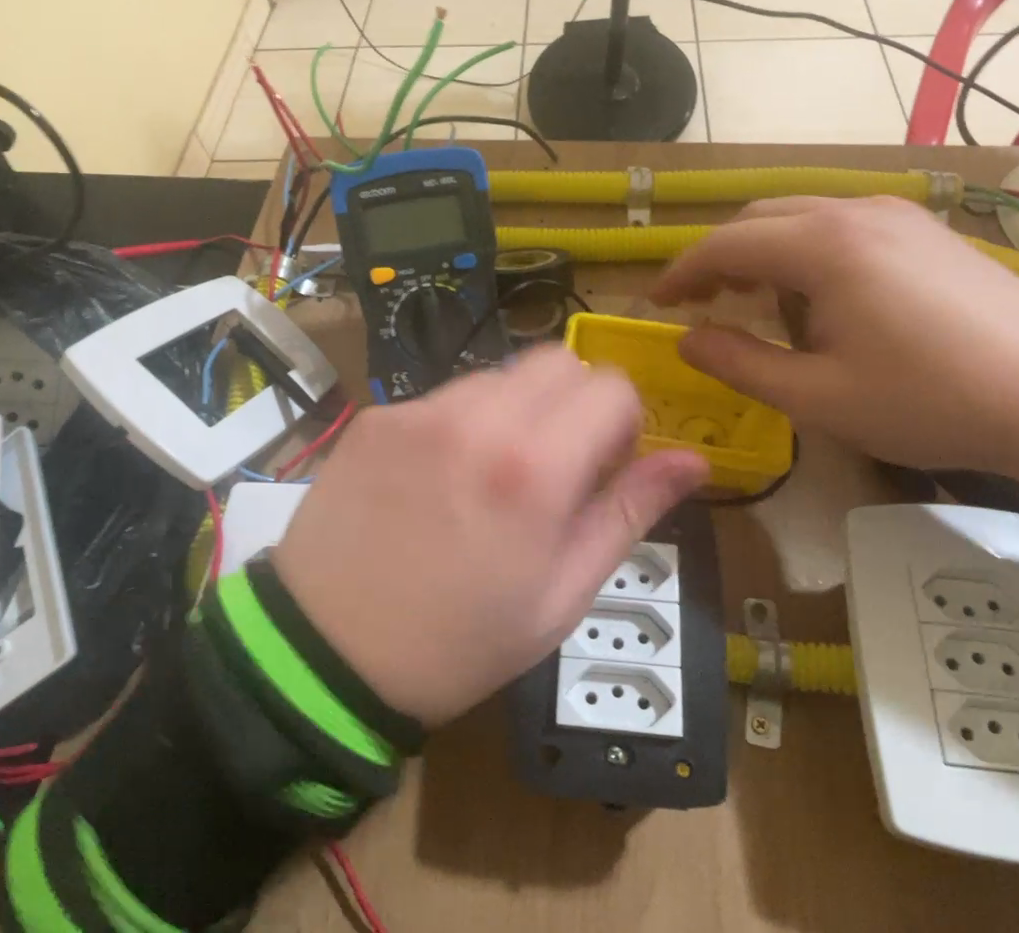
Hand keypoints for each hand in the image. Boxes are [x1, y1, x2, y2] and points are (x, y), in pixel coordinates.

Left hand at [273, 347, 709, 727]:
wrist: (324, 657)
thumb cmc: (458, 644)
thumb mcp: (561, 597)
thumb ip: (629, 514)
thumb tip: (694, 461)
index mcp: (534, 468)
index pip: (612, 385)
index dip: (625, 423)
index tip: (606, 468)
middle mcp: (475, 419)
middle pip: (559, 361)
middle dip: (577, 404)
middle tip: (557, 470)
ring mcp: (417, 411)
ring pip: (501, 373)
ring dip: (520, 409)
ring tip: (494, 478)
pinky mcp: (377, 418)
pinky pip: (445, 396)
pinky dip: (464, 422)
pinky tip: (441, 481)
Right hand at [650, 196, 1018, 484]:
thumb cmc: (929, 402)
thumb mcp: (817, 397)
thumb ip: (740, 364)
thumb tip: (687, 341)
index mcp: (823, 245)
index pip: (726, 244)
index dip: (682, 272)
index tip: (655, 303)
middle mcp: (858, 212)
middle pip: (763, 219)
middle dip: (720, 257)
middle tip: (699, 305)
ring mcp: (903, 217)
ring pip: (806, 219)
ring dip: (766, 255)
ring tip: (757, 308)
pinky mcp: (933, 235)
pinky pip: (847, 228)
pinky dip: (810, 255)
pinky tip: (823, 303)